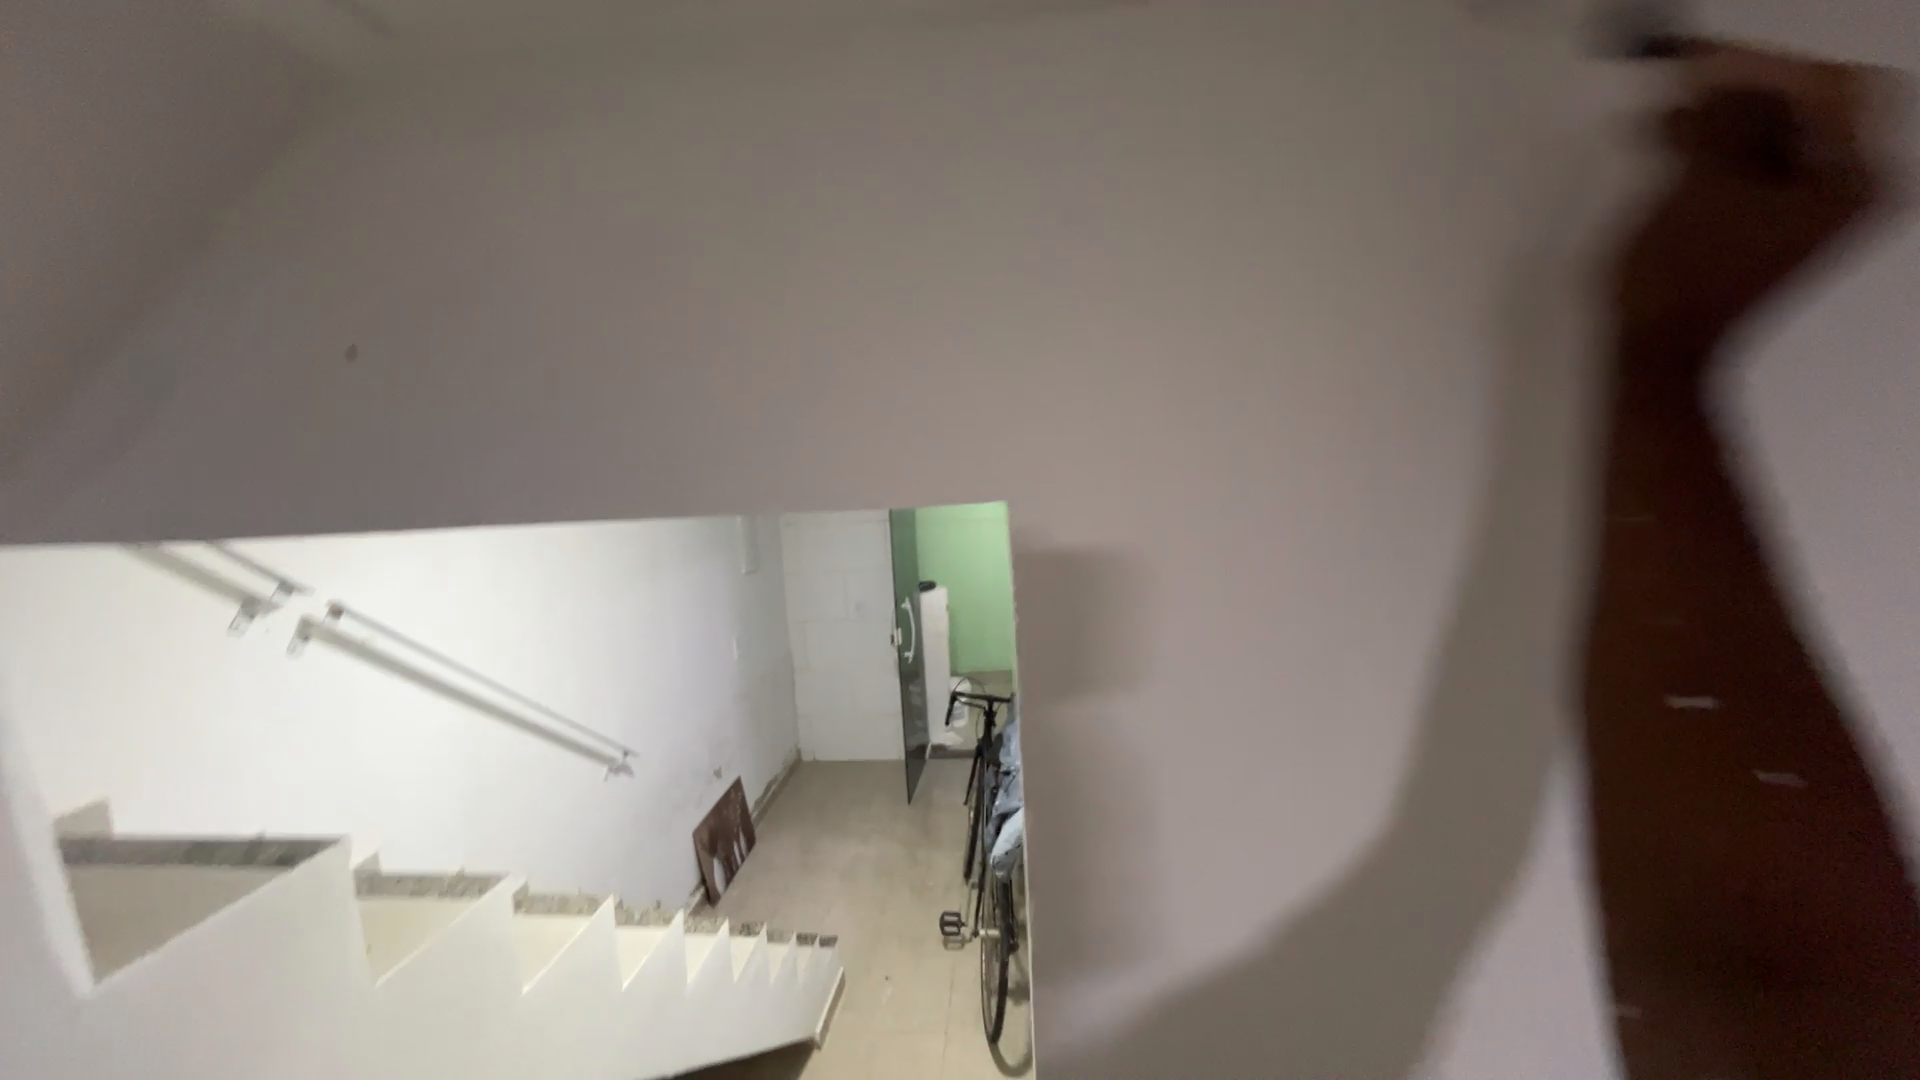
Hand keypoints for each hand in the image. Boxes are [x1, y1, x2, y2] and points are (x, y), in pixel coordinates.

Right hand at [1613, 41, 1908, 334]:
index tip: (1702, 61)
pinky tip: (1672, 149)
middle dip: (1747, 92)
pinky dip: (1715, 155)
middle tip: (1685, 83)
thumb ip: (1723, 124)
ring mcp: (1806, 216)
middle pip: (1812, 111)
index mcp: (1855, 178)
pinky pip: (1752, 174)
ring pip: (1777, 142)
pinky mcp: (1763, 233)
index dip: (1768, 66)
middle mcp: (1849, 191)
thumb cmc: (1678, 277)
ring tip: (1665, 117)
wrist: (1654, 355)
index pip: (1833, 87)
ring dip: (1724, 122)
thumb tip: (1719, 78)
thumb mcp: (1701, 189)